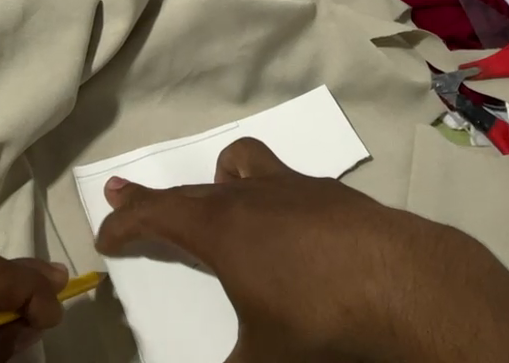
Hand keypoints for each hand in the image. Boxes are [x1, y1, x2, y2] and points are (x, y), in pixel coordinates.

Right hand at [95, 137, 508, 362]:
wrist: (403, 283)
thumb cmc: (319, 320)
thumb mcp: (263, 359)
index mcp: (222, 230)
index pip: (159, 215)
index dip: (127, 221)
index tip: (105, 230)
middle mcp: (251, 197)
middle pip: (192, 187)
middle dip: (156, 196)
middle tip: (128, 196)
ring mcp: (296, 188)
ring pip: (244, 164)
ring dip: (222, 179)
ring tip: (221, 194)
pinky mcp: (334, 194)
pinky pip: (286, 182)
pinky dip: (271, 196)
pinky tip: (291, 228)